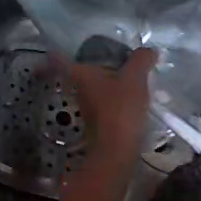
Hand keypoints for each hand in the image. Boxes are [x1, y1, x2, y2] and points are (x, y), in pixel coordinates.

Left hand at [64, 47, 156, 162]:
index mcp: (82, 76)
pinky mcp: (98, 124)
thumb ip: (141, 61)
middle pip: (76, 76)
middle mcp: (79, 91)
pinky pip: (103, 104)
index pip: (60, 62)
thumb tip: (149, 50)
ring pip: (90, 91)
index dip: (54, 56)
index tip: (51, 51)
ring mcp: (87, 110)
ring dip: (100, 84)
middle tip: (100, 59)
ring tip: (120, 78)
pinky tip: (128, 99)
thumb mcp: (134, 79)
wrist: (116, 150)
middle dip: (85, 68)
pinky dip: (111, 100)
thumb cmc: (119, 108)